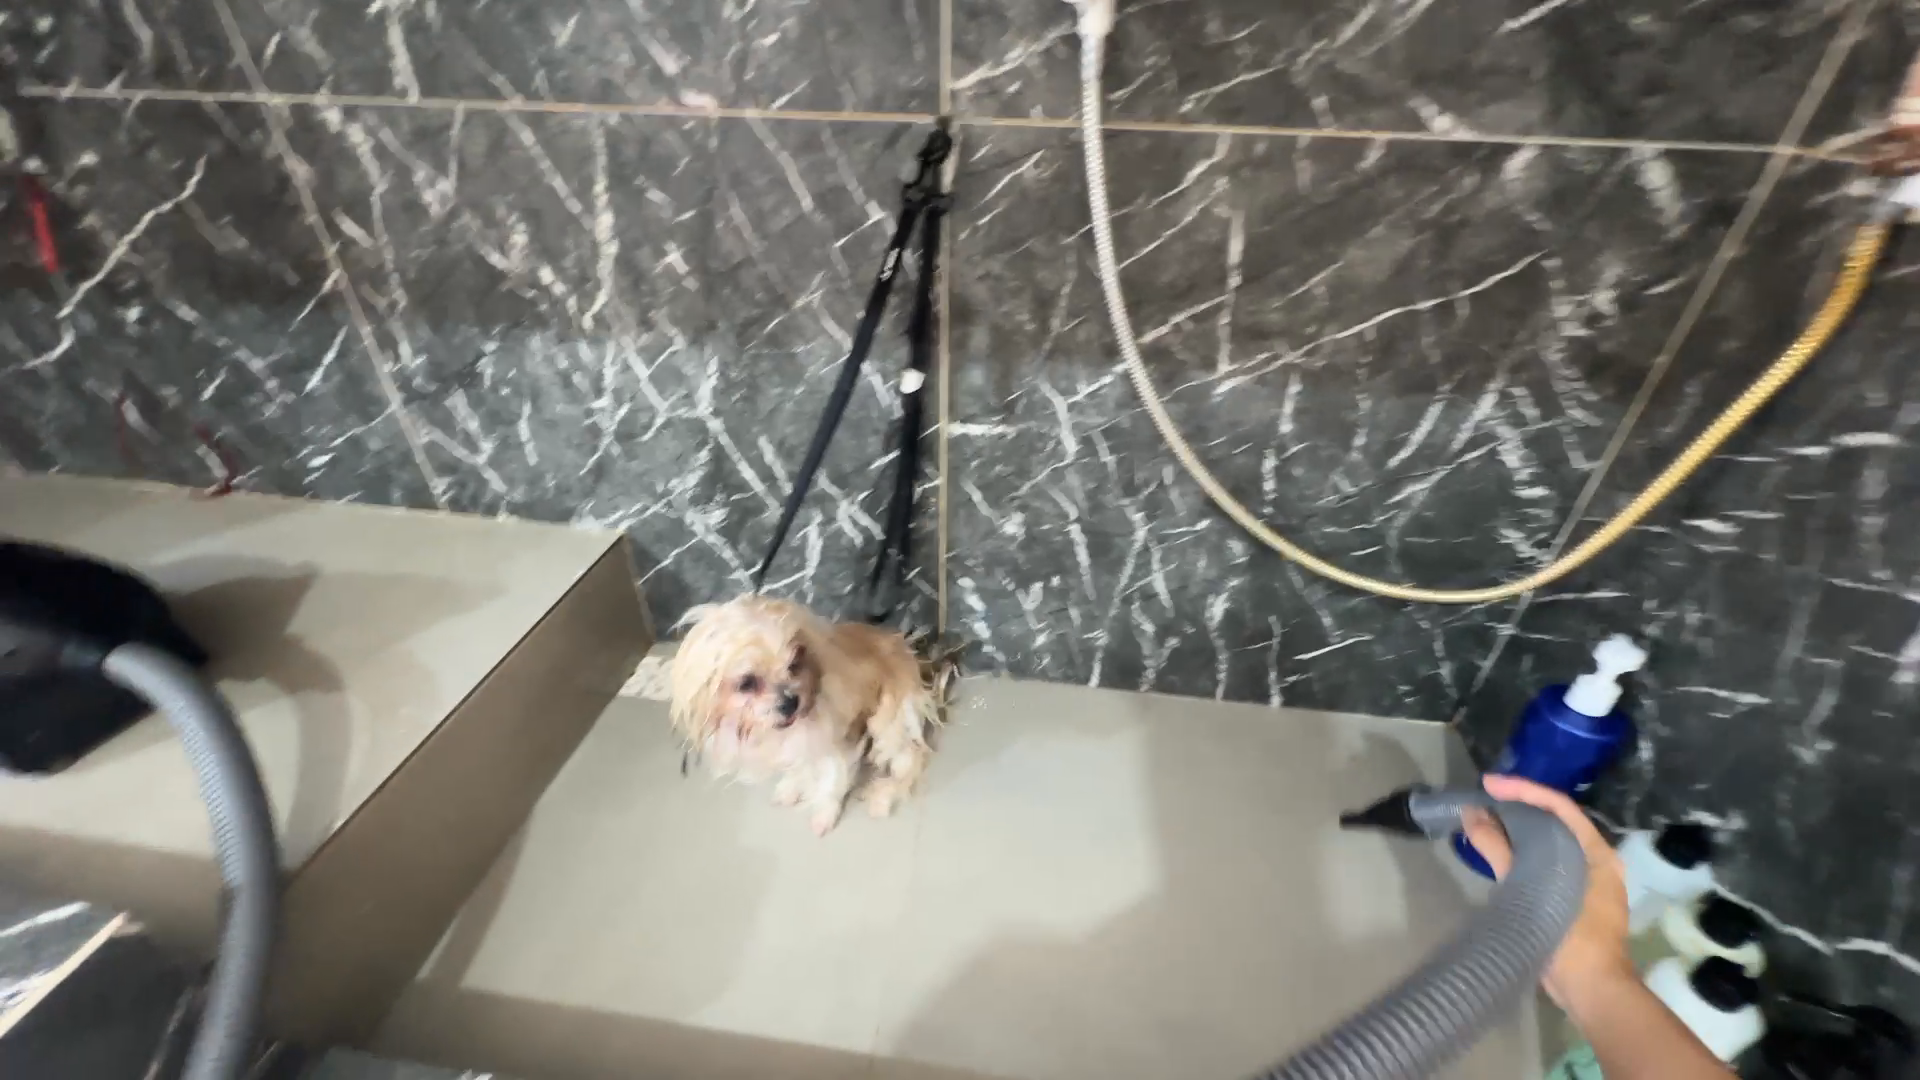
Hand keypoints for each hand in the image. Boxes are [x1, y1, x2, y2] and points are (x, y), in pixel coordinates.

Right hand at [1460, 774, 1634, 1007]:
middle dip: (1516, 804)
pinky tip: (1494, 847)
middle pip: (1552, 819)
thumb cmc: (1570, 935)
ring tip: (1482, 818)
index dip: (1522, 789)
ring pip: (1545, 838)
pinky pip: (1541, 857)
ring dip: (1514, 826)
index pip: (1559, 806)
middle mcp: (1594, 860)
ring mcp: (1583, 878)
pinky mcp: (1568, 893)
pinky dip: (1517, 846)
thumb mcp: (1532, 888)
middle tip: (1481, 798)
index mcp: (1597, 854)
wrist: (1592, 989)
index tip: (1487, 784)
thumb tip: (1471, 813)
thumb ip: (1499, 848)